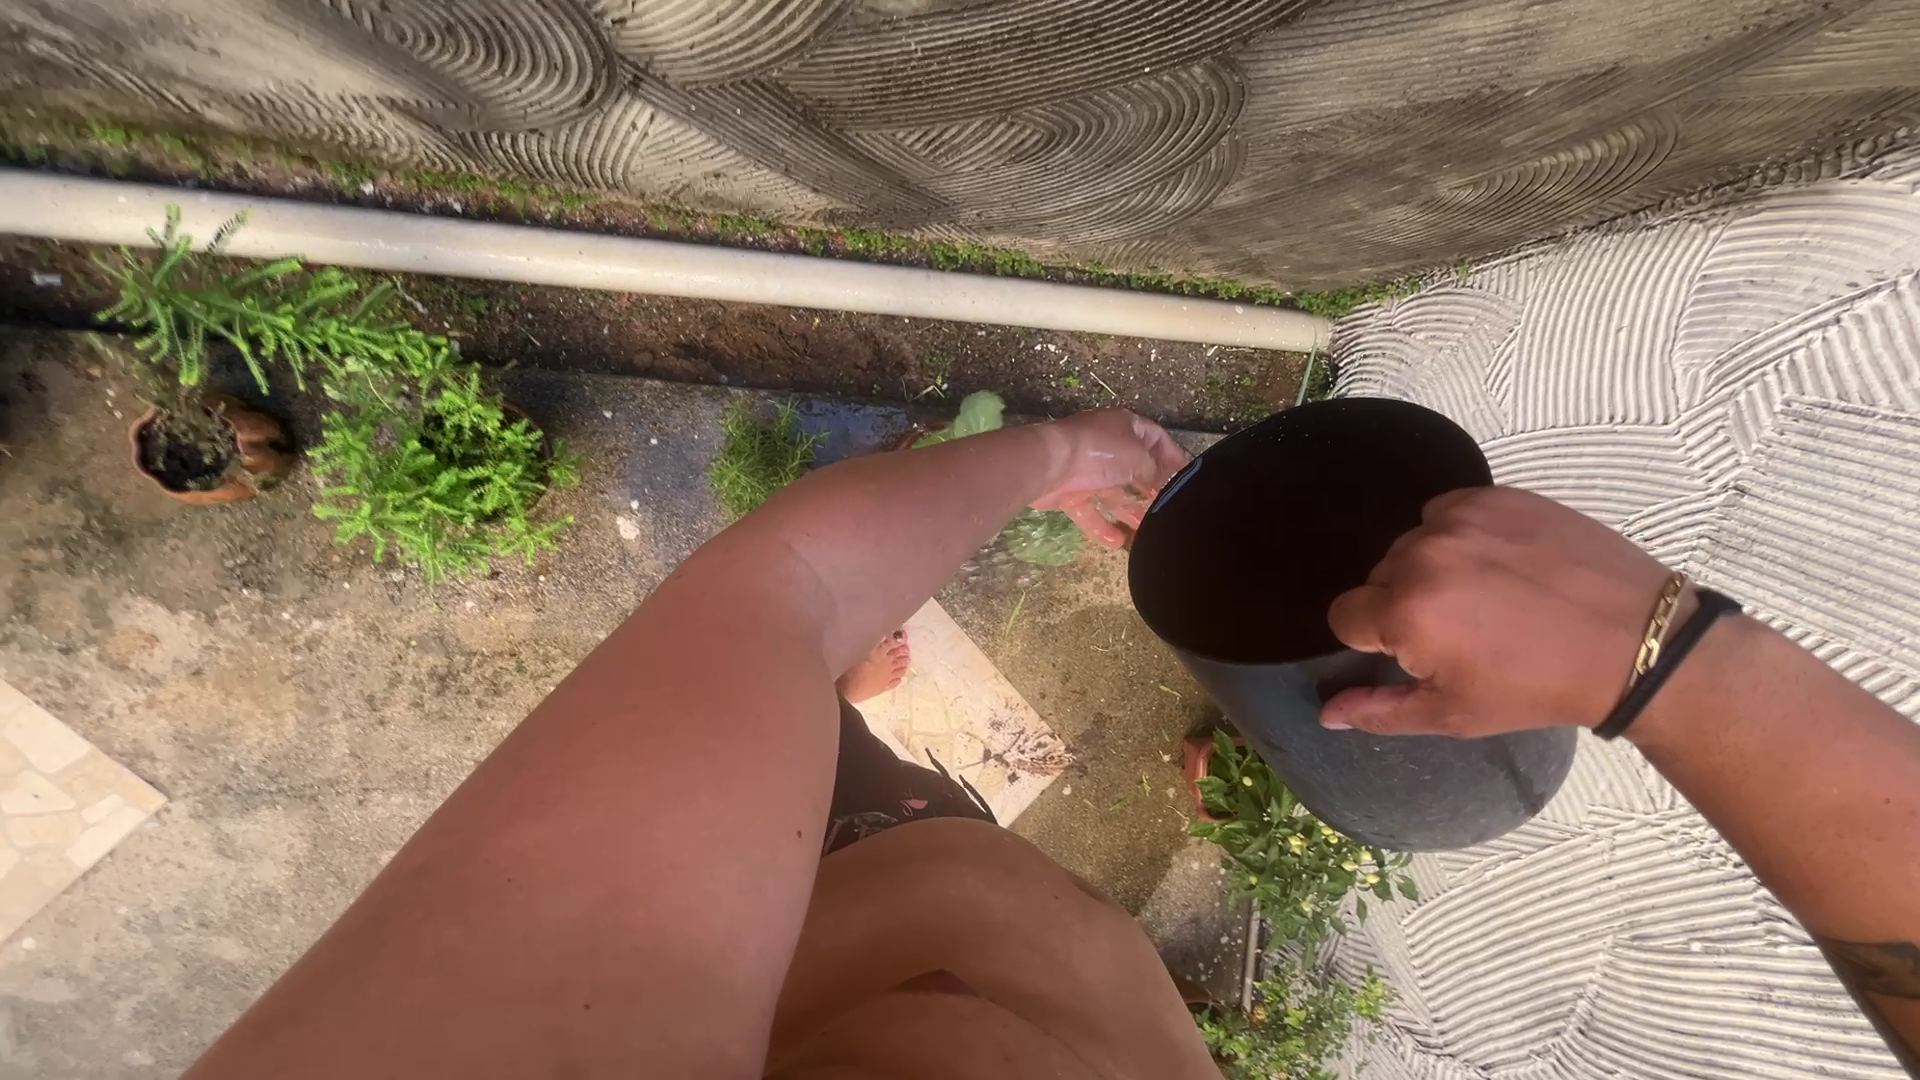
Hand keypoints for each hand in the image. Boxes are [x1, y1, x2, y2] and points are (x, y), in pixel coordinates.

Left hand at [1030, 410, 1190, 546]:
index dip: (1172, 456)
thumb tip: (1163, 482)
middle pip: (1134, 468)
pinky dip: (1101, 526)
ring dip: (1129, 511)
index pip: (1155, 438)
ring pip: (1112, 493)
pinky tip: (1117, 542)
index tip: (1187, 477)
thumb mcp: (1138, 457)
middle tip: (1168, 508)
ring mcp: (1086, 469)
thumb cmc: (1099, 452)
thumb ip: (1154, 470)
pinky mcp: (1069, 492)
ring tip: (1149, 531)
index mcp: (1124, 427)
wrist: (1048, 464)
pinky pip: (1089, 511)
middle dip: (1151, 488)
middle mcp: (1106, 446)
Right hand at [1321, 487, 1684, 736]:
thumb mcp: (1455, 713)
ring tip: (1487, 593)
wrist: (1643, 645)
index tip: (1419, 649)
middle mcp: (1420, 557)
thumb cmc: (1538, 687)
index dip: (1374, 639)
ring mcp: (1459, 522)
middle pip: (1378, 579)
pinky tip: (1500, 561)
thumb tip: (1325, 711)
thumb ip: (1378, 711)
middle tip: (1462, 626)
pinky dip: (1460, 535)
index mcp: (1405, 613)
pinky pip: (1445, 513)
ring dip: (1431, 568)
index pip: (1344, 615)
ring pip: (1410, 546)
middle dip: (1405, 602)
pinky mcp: (1493, 497)